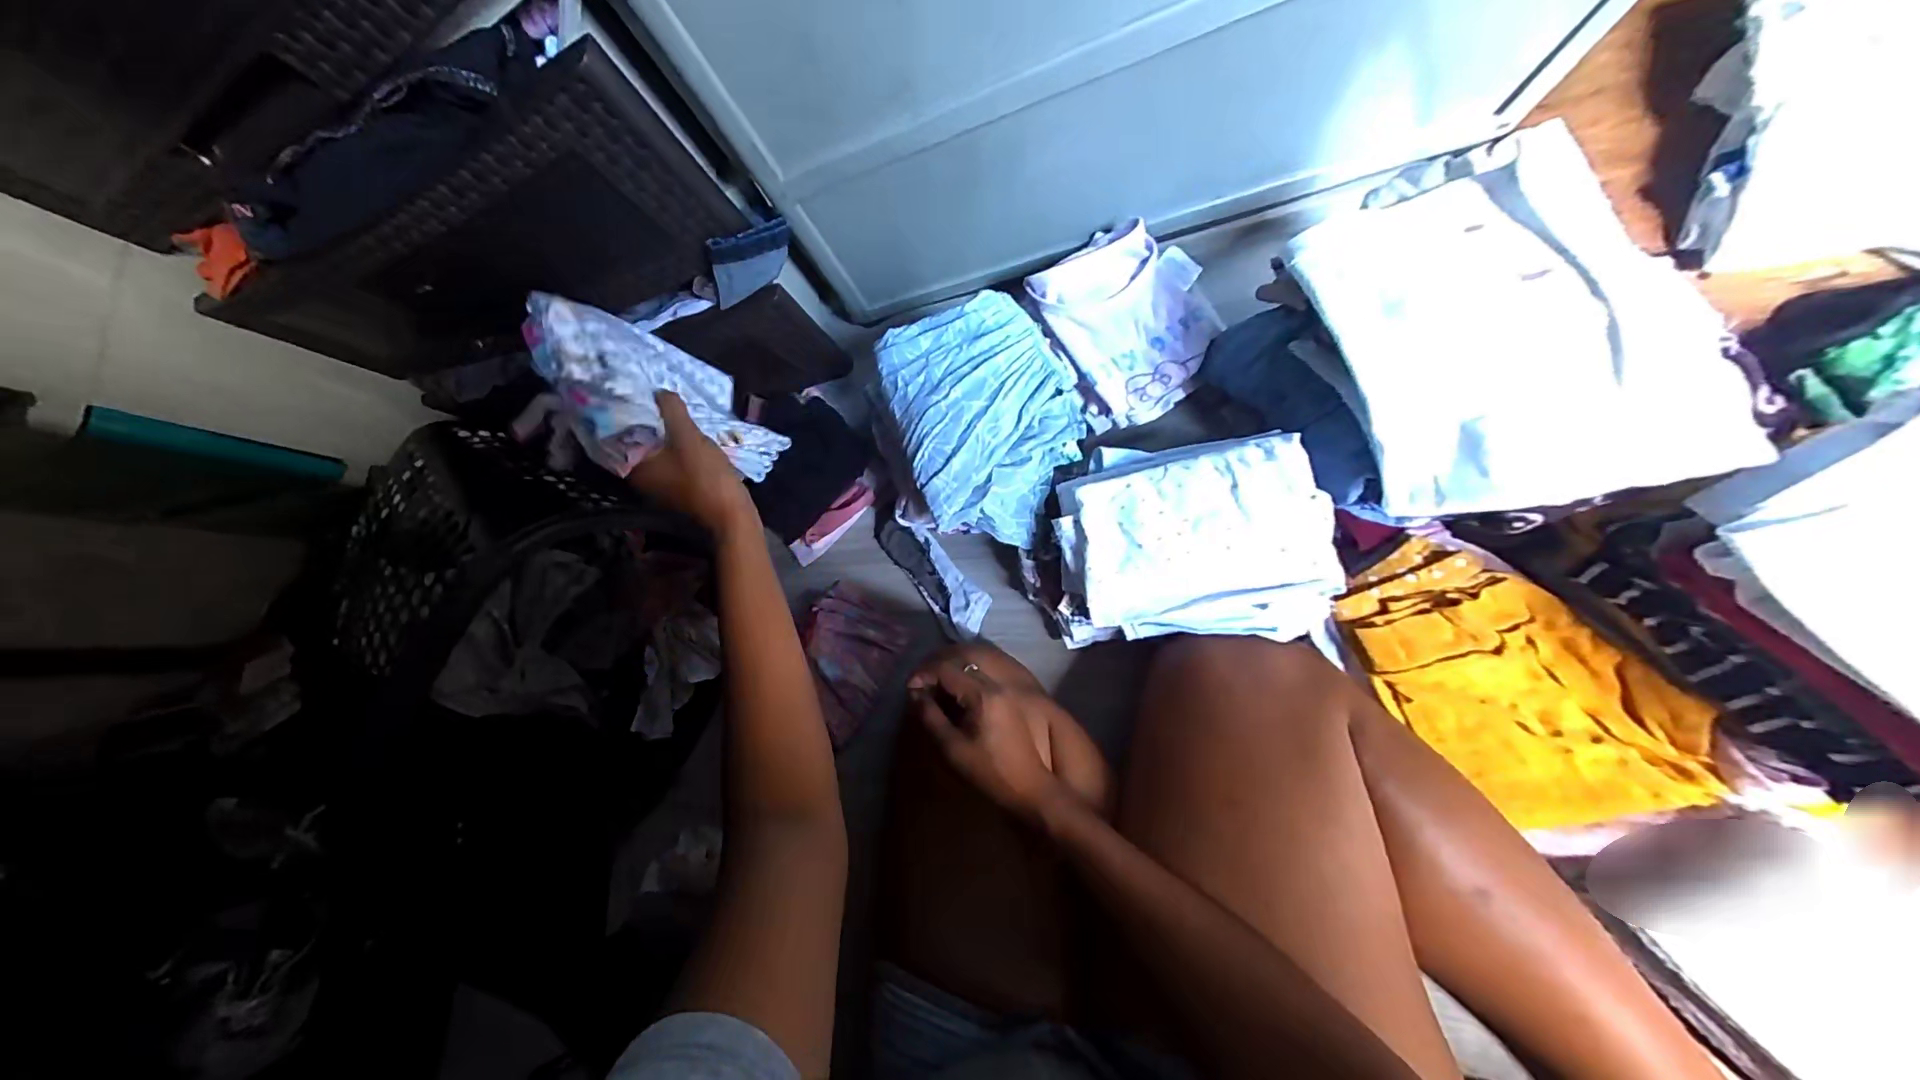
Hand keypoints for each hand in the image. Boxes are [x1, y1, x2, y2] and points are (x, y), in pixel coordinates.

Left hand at [626, 390, 756, 536]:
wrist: (730, 515)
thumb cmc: (704, 476)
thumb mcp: (688, 436)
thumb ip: (672, 410)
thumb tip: (659, 391)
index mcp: (634, 466)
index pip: (617, 432)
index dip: (626, 412)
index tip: (635, 394)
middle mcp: (639, 479)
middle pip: (636, 443)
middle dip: (646, 423)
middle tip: (655, 401)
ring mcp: (657, 488)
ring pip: (653, 454)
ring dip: (662, 438)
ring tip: (672, 416)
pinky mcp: (675, 492)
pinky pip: (667, 465)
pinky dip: (672, 452)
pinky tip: (685, 440)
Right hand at [908, 656, 1111, 823]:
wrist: (1031, 786)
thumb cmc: (990, 772)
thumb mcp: (953, 748)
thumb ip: (931, 717)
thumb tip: (915, 694)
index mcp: (983, 695)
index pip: (947, 669)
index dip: (924, 674)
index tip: (911, 688)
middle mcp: (998, 683)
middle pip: (962, 658)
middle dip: (937, 665)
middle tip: (921, 681)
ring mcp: (1010, 685)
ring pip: (978, 659)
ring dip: (954, 663)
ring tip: (938, 679)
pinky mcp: (1017, 690)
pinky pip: (990, 667)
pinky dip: (971, 668)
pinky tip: (960, 683)